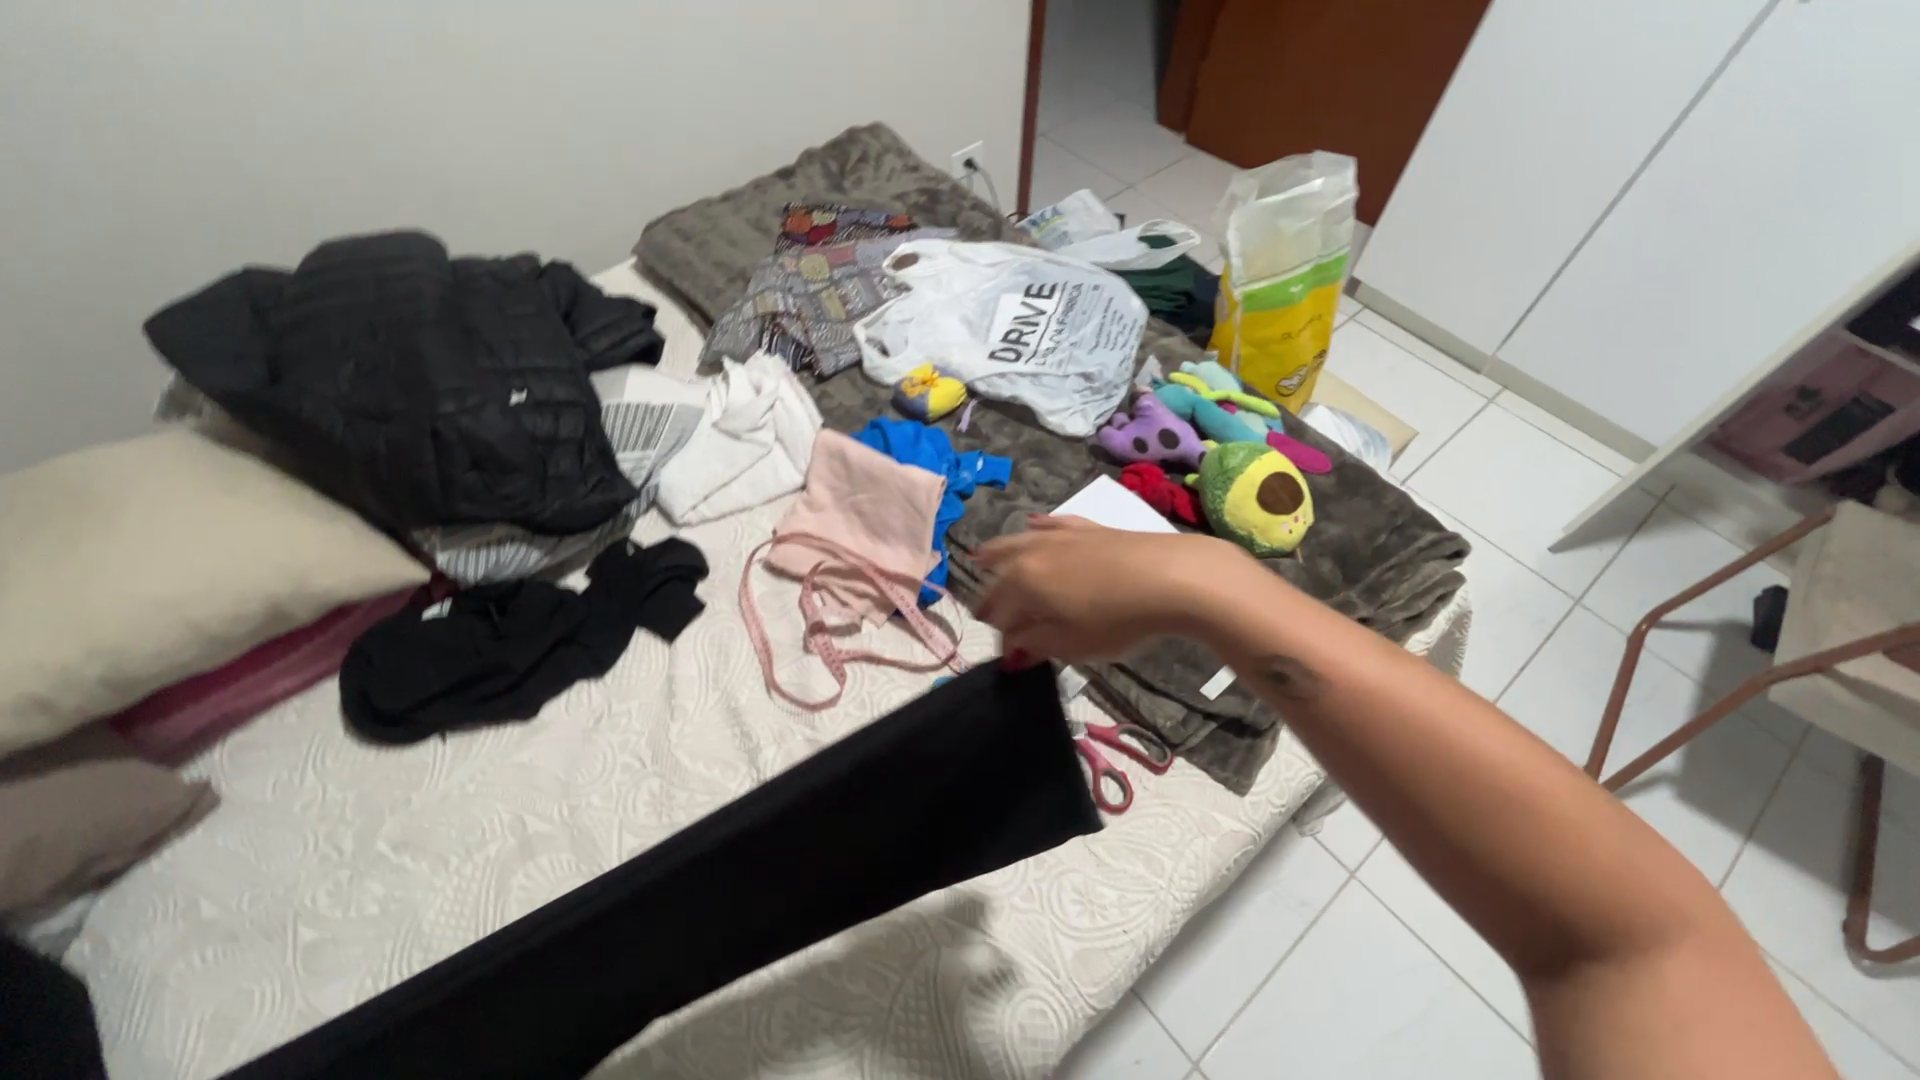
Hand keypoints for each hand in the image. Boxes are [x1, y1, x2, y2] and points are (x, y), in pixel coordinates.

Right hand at [975, 515, 1253, 662]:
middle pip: (1000, 575)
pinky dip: (1038, 528)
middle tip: (991, 615)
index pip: (999, 615)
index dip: (1004, 640)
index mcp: (1021, 584)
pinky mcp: (1088, 527)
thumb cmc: (1116, 619)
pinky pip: (1052, 525)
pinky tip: (1034, 524)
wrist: (1173, 577)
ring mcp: (1059, 536)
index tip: (1015, 659)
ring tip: (982, 558)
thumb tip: (1012, 648)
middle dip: (993, 596)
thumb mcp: (1071, 644)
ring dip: (998, 554)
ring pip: (1018, 543)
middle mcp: (1031, 553)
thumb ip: (1034, 644)